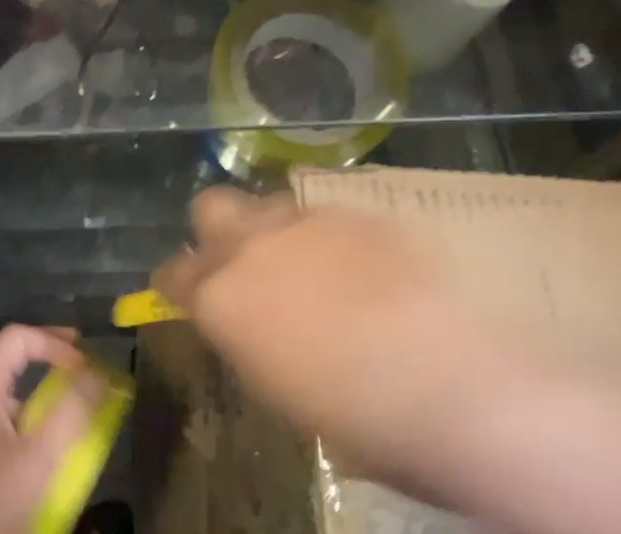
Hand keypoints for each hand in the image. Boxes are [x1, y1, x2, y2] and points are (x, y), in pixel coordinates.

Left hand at [0, 325, 103, 533]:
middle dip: (52, 362)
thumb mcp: (37, 459)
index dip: (52, 341)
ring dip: (45, 397)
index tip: (85, 364)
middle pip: (12, 360)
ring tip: (77, 413)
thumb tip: (97, 373)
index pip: (16, 338)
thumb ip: (70, 413)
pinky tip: (52, 451)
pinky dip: (34, 425)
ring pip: (11, 395)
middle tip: (88, 371)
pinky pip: (7, 424)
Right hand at [152, 187, 525, 478]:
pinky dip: (332, 239)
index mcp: (219, 298)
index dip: (178, 283)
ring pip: (271, 203)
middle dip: (216, 230)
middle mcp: (251, 246)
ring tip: (310, 265)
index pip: (172, 272)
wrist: (447, 384)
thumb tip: (246, 326)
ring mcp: (306, 223)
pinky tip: (364, 271)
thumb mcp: (274, 387)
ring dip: (277, 230)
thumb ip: (245, 339)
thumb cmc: (354, 418)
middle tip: (243, 263)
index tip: (188, 296)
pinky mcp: (360, 215)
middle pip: (209, 207)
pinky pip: (329, 216)